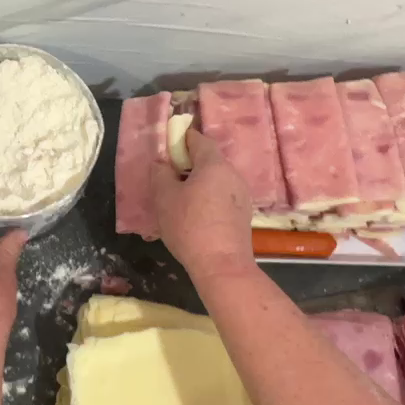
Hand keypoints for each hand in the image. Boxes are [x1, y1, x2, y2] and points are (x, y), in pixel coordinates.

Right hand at [149, 130, 255, 279]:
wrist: (222, 265)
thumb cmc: (189, 226)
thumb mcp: (164, 198)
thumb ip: (160, 174)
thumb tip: (162, 164)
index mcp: (214, 164)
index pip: (199, 140)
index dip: (182, 139)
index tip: (169, 146)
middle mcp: (232, 175)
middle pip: (209, 160)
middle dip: (189, 164)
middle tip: (169, 176)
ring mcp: (242, 195)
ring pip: (216, 180)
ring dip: (199, 183)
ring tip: (180, 200)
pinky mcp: (244, 214)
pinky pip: (222, 197)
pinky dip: (208, 199)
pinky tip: (195, 217)